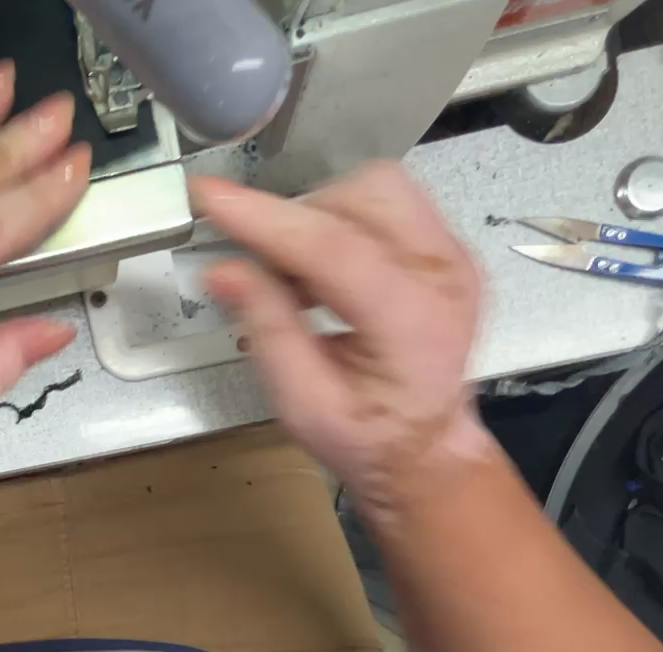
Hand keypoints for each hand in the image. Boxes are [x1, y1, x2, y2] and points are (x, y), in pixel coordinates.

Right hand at [192, 162, 490, 510]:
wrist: (422, 450)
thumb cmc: (365, 438)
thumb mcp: (302, 402)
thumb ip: (266, 331)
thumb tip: (222, 271)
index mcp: (412, 322)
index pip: (333, 246)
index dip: (265, 219)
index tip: (210, 197)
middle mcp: (444, 274)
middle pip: (361, 198)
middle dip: (296, 221)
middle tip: (263, 271)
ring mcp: (452, 256)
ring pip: (376, 190)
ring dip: (318, 221)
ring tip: (295, 280)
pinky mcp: (444, 251)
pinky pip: (387, 206)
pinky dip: (339, 226)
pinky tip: (321, 277)